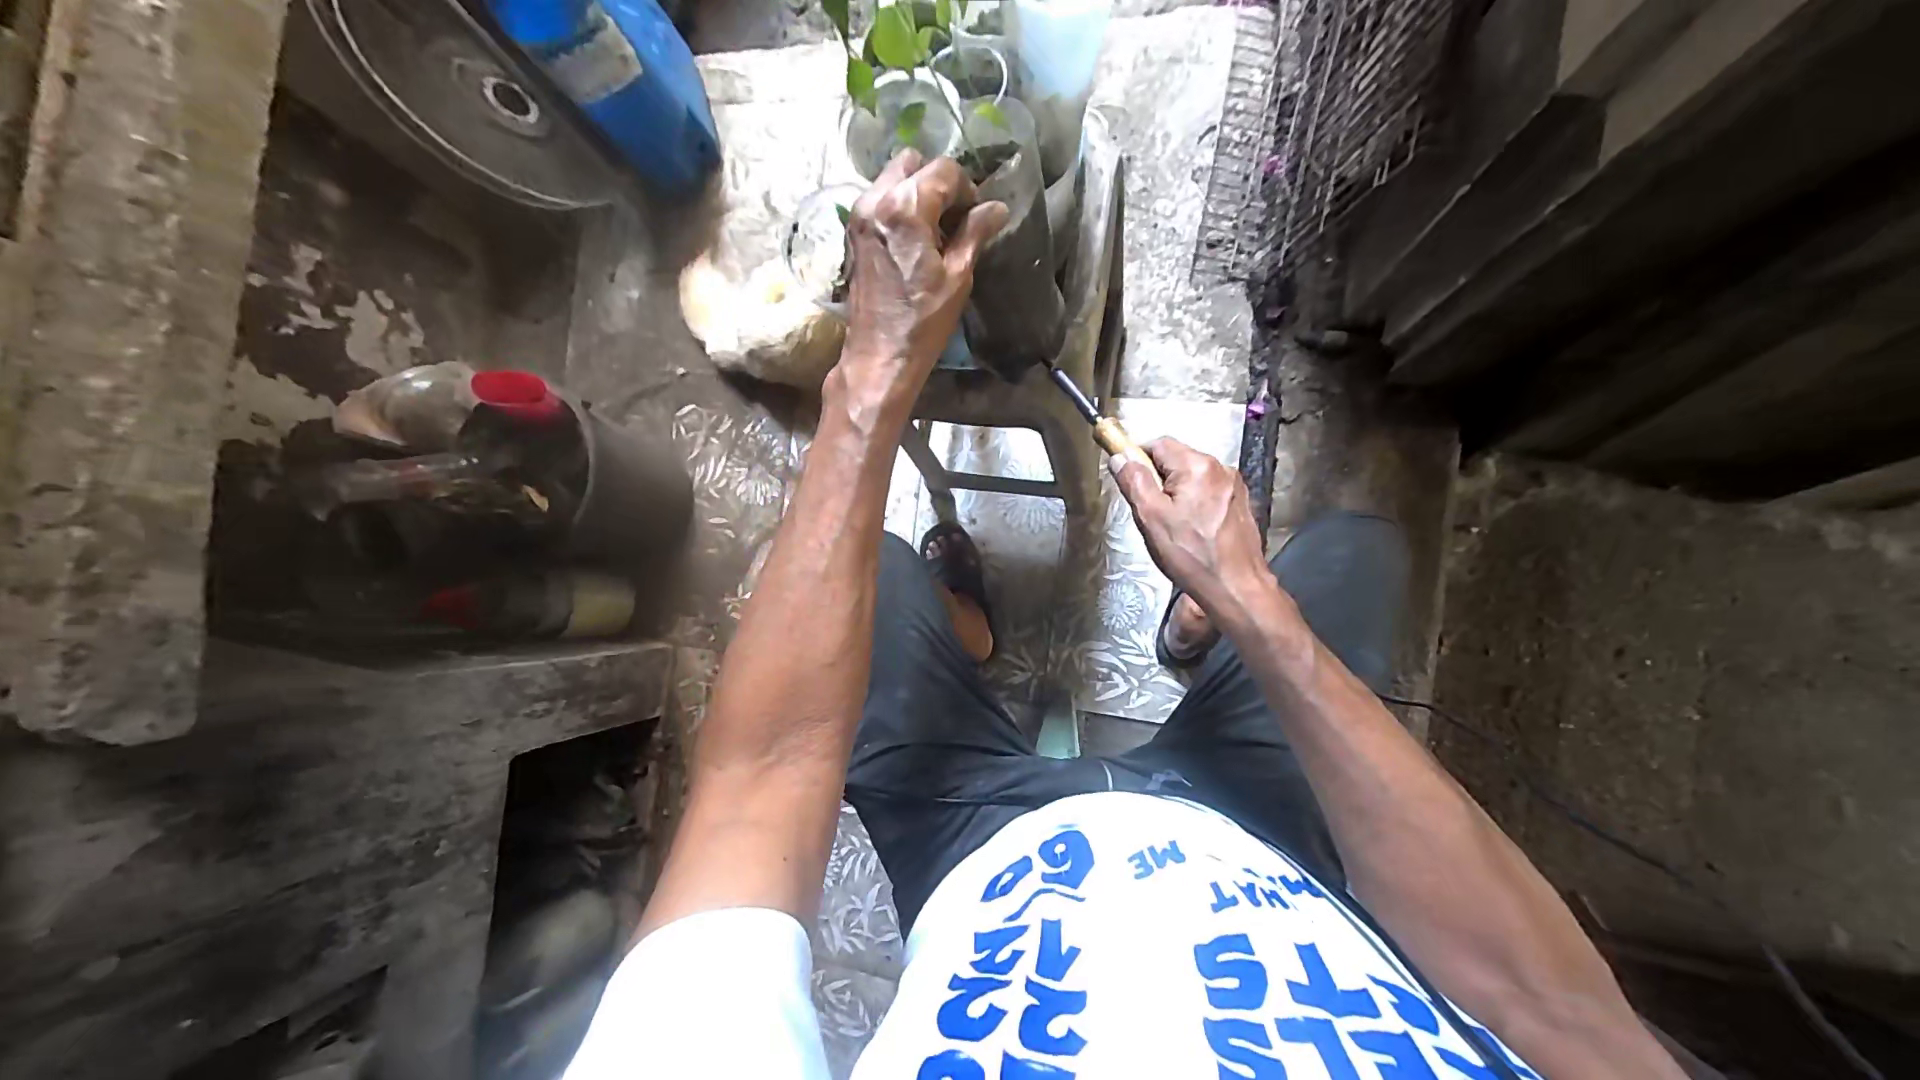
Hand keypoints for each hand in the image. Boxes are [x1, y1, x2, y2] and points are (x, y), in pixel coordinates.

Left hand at [831, 150, 1008, 427]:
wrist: (880, 355)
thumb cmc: (922, 322)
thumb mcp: (957, 276)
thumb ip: (974, 233)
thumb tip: (997, 208)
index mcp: (904, 206)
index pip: (944, 170)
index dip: (966, 189)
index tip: (975, 218)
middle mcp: (875, 199)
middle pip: (913, 164)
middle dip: (938, 183)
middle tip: (954, 219)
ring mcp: (859, 215)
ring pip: (893, 179)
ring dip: (918, 195)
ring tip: (935, 233)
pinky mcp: (853, 233)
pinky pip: (880, 201)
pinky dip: (900, 208)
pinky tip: (915, 242)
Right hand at [1109, 438, 1280, 623]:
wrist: (1235, 587)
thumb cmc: (1192, 556)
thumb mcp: (1151, 518)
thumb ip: (1134, 481)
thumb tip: (1120, 456)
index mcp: (1197, 466)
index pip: (1158, 443)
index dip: (1137, 457)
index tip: (1127, 480)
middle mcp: (1220, 468)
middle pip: (1176, 458)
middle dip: (1156, 478)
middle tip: (1149, 511)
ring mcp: (1233, 485)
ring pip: (1191, 476)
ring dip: (1175, 492)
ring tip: (1170, 524)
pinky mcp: (1239, 502)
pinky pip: (1206, 490)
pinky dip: (1193, 502)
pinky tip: (1190, 529)